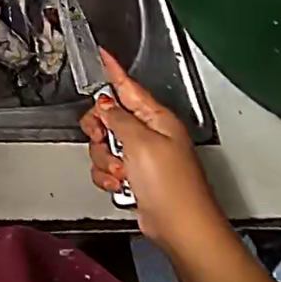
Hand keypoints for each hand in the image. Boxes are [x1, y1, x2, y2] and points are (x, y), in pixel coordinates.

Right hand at [78, 48, 226, 244]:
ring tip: (123, 173)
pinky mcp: (133, 176)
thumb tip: (104, 104)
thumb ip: (118, 118)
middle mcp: (148, 134)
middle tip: (104, 139)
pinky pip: (105, 167)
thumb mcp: (141, 143)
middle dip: (100, 132)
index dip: (113, 70)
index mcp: (157, 119)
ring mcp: (140, 156)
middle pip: (108, 117)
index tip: (102, 53)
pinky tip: (121, 185)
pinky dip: (108, 177)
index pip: (128, 86)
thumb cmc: (172, 186)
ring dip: (105, 160)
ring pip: (103, 145)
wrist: (180, 228)